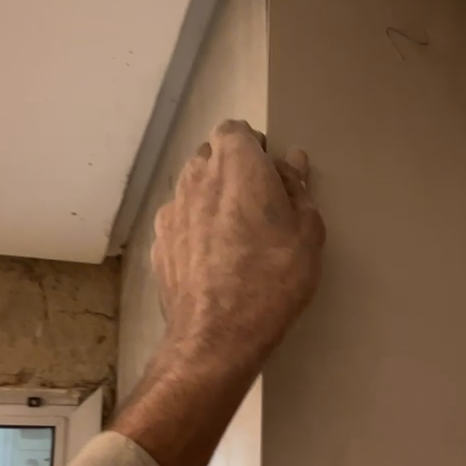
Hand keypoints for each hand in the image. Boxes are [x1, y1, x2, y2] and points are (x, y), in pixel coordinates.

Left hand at [151, 119, 324, 369]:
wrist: (217, 335)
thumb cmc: (272, 279)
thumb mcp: (307, 233)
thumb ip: (298, 190)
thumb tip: (290, 162)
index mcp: (237, 164)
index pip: (236, 131)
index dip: (253, 147)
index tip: (269, 172)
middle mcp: (196, 178)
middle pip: (210, 157)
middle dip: (231, 170)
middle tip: (257, 204)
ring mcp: (171, 210)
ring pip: (191, 189)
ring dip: (210, 199)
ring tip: (233, 233)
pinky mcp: (158, 243)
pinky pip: (179, 221)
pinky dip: (194, 229)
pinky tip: (211, 258)